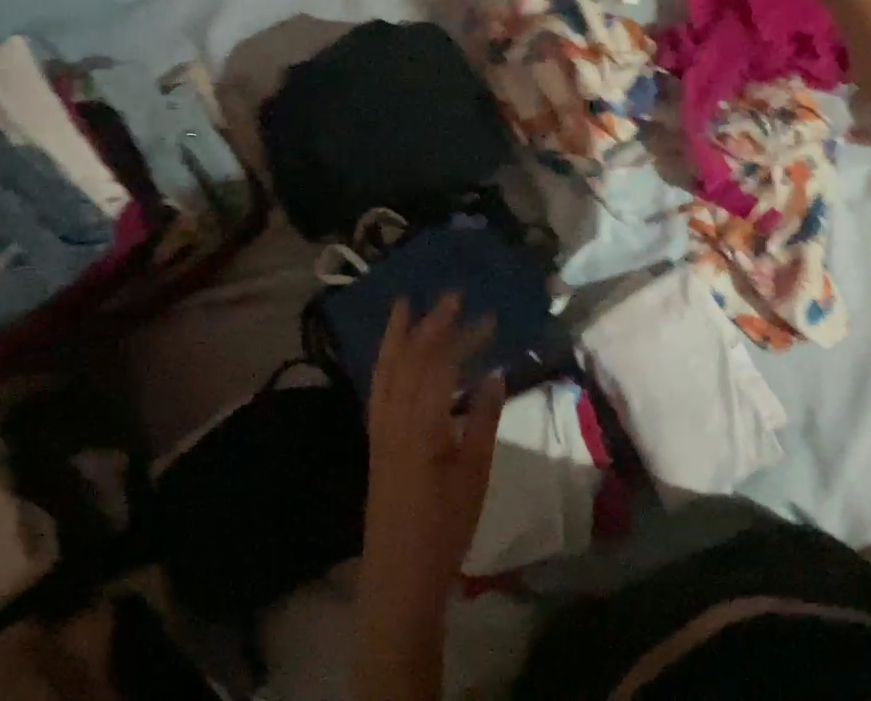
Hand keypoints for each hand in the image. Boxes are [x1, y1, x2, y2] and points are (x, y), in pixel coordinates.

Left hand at [360, 295, 505, 588]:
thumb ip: (483, 419)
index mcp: (421, 424)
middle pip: (409, 361)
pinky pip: (378, 390)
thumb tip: (494, 373)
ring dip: (397, 337)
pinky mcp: (376, 444)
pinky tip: (395, 360)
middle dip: (429, 325)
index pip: (441, 366)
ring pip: (385, 372)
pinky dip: (387, 365)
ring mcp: (379, 431)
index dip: (463, 337)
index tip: (488, 317)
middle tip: (449, 296)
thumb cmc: (445, 526)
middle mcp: (392, 419)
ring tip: (405, 307)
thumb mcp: (475, 473)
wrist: (400, 575)